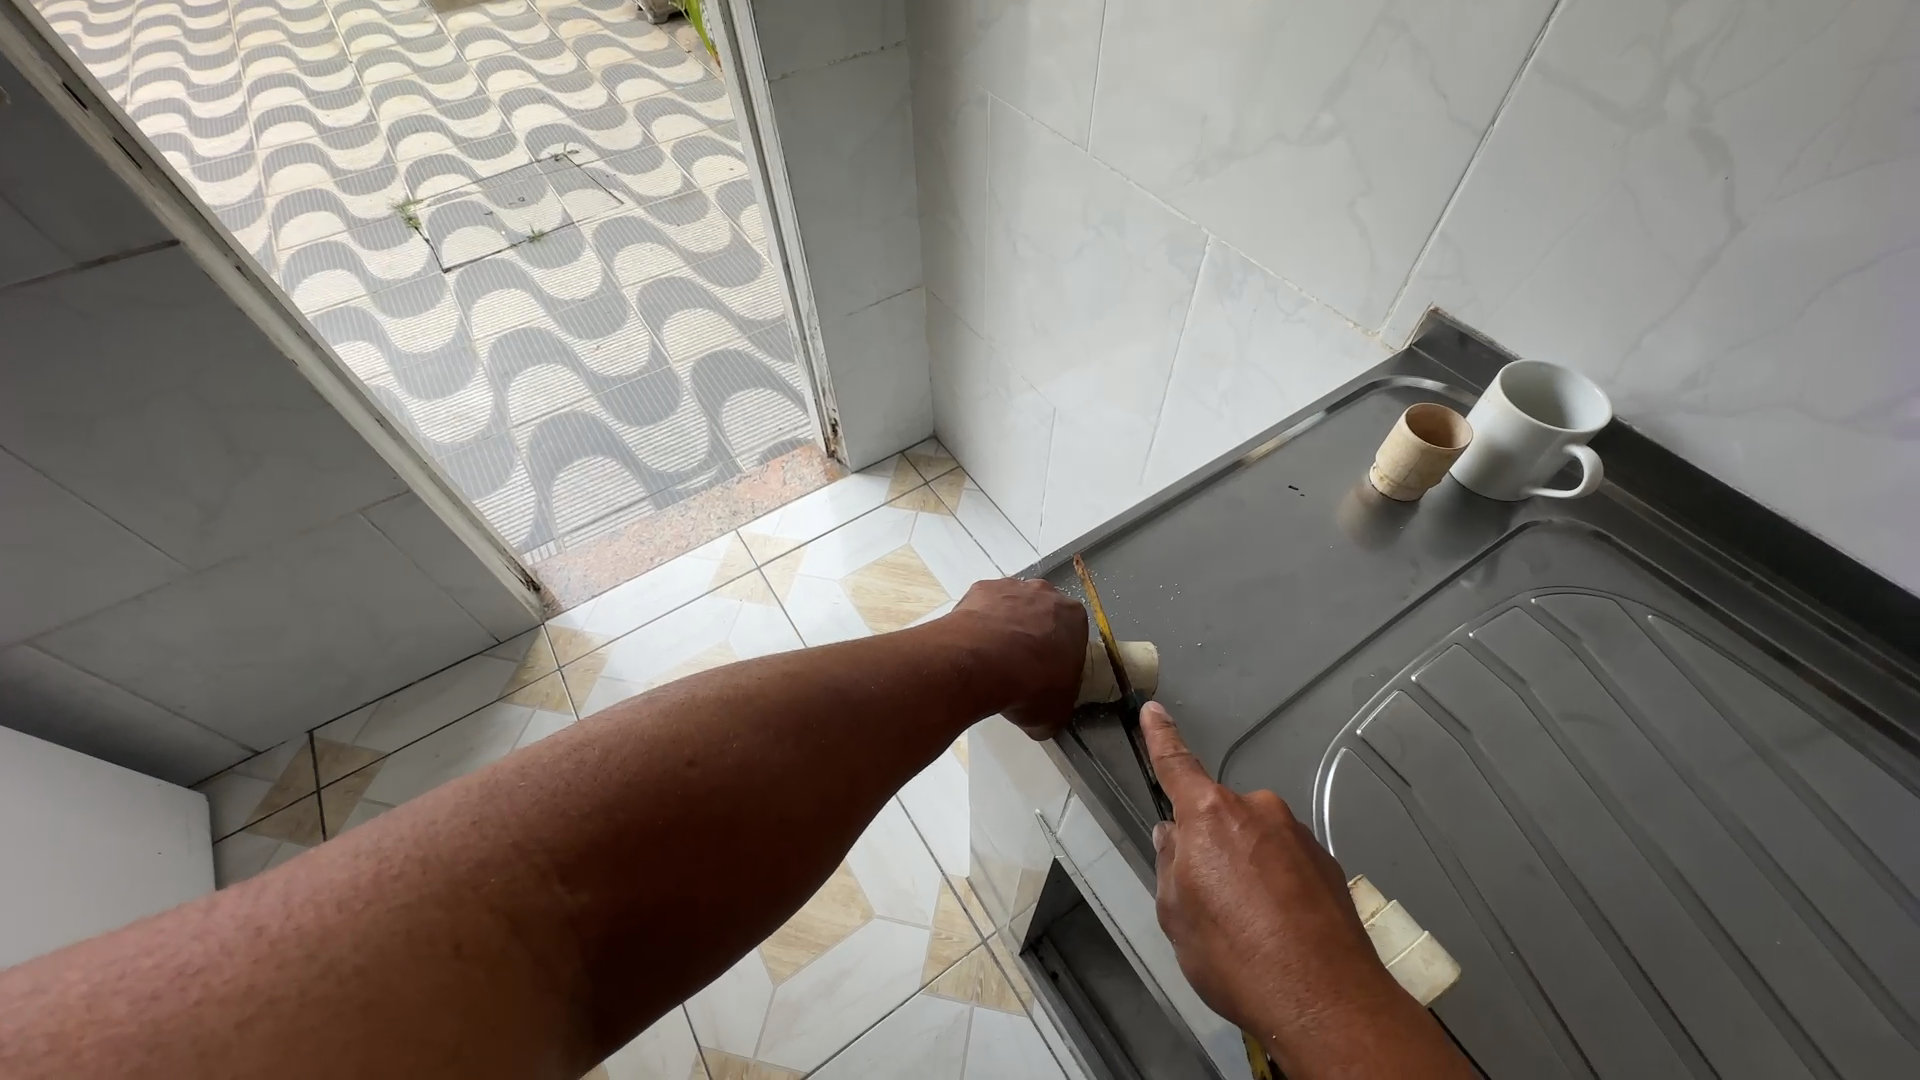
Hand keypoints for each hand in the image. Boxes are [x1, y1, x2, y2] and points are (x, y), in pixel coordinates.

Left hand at [944, 578, 1085, 738]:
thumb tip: (1044, 720)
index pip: (1072, 635)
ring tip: (990, 659)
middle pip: (1042, 614)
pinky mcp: (980, 588)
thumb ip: (1056, 709)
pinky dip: (979, 623)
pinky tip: (972, 646)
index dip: (1059, 655)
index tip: (1046, 675)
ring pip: (1011, 607)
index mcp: (1074, 618)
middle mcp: (1046, 594)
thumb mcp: (1055, 713)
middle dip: (1033, 635)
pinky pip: (983, 607)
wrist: (981, 663)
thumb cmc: (1030, 686)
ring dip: (1005, 627)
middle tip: (1018, 666)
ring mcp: (1011, 587)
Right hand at [1142, 703, 1471, 1077]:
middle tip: (1210, 900)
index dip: (1161, 737)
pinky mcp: (1328, 865)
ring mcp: (1298, 836)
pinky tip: (1282, 930)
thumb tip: (1172, 838)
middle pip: (1218, 817)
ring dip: (1247, 868)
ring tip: (1251, 927)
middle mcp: (1256, 811)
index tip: (1153, 711)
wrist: (1326, 1002)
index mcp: (1209, 815)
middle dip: (1209, 846)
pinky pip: (1288, 863)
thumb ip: (1168, 866)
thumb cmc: (1236, 956)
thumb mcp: (1176, 914)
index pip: (1176, 764)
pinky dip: (1279, 886)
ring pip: (1255, 841)